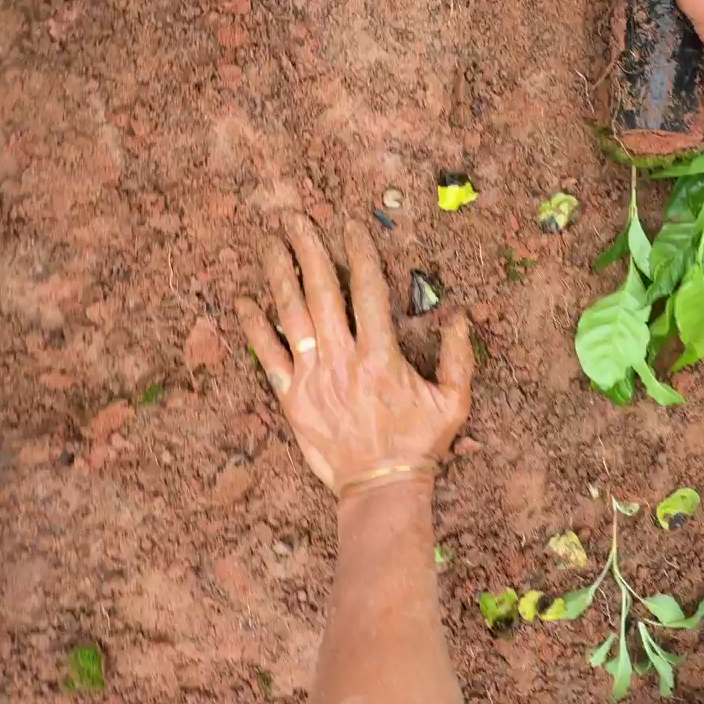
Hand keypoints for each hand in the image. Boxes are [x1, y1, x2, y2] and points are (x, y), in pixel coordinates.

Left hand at [235, 214, 473, 500]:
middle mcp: (343, 358)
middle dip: (307, 248)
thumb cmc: (419, 442)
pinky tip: (243, 302)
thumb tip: (460, 316)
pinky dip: (254, 328)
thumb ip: (458, 357)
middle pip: (321, 291)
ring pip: (291, 315)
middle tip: (294, 216)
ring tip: (269, 242)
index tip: (349, 225)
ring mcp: (313, 377)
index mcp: (381, 355)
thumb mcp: (454, 401)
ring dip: (278, 274)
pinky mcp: (291, 399)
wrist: (380, 487)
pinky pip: (268, 357)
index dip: (359, 252)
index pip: (367, 289)